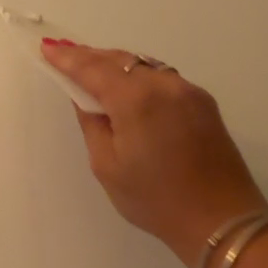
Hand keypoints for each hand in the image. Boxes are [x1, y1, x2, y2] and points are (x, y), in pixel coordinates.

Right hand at [42, 41, 267, 265]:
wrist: (220, 219)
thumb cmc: (154, 199)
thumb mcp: (107, 166)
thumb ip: (92, 124)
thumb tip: (85, 98)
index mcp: (137, 100)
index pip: (94, 69)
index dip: (68, 59)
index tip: (47, 48)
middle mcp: (165, 86)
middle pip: (121, 60)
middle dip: (91, 57)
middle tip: (64, 54)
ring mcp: (188, 92)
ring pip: (143, 66)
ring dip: (116, 65)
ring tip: (92, 70)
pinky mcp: (203, 103)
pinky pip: (162, 78)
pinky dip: (139, 77)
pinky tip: (127, 89)